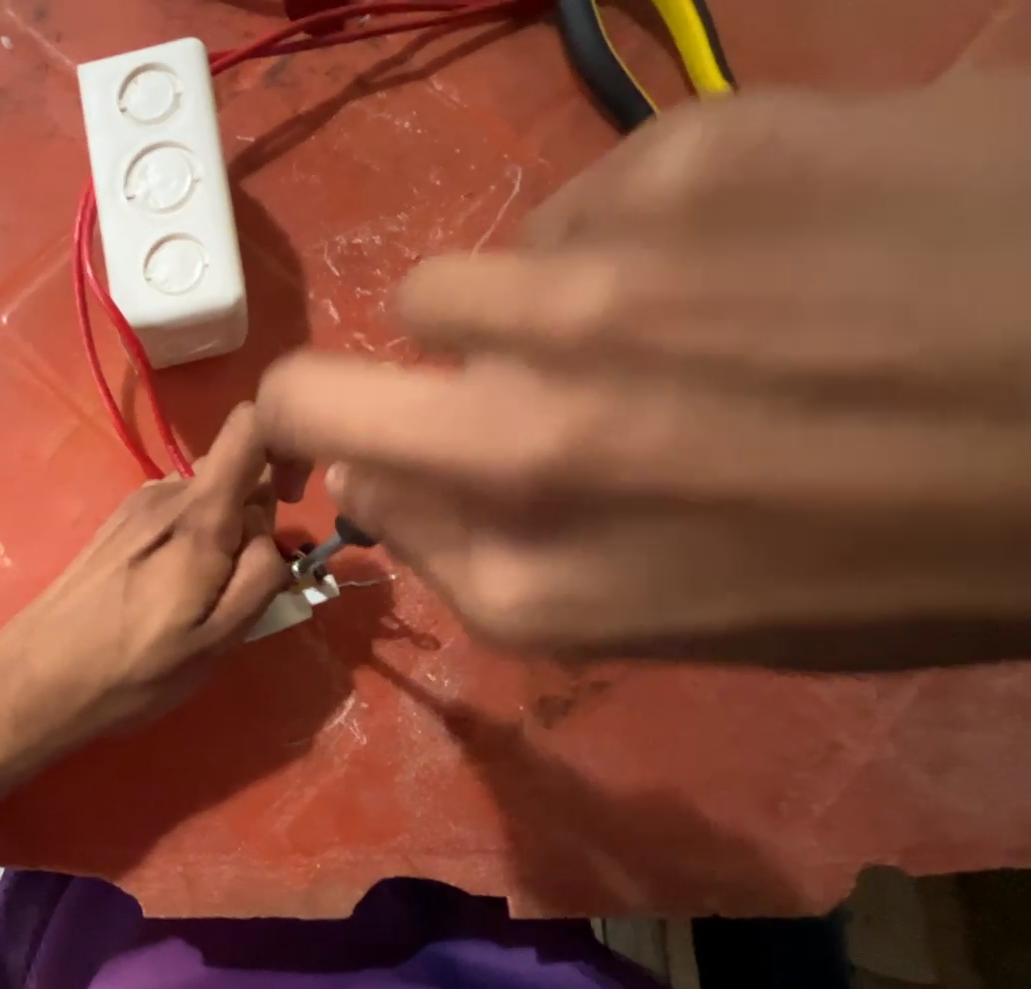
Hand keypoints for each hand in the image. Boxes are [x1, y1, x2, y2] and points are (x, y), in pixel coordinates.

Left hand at [0, 404, 287, 788]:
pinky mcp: (119, 522)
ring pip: (208, 501)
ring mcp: (138, 504)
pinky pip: (178, 516)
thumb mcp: (216, 641)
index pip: (249, 428)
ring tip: (193, 602)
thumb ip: (259, 577)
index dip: (284, 446)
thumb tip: (271, 533)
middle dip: (254, 524)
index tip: (291, 502)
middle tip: (233, 591)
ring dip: (220, 541)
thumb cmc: (132, 670)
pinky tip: (163, 594)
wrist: (38, 678)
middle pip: (237, 477)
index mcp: (197, 516)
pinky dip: (189, 546)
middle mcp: (166, 493)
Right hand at [257, 74, 1030, 667]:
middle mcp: (524, 434)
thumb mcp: (658, 616)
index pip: (333, 478)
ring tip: (640, 323)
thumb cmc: (897, 551)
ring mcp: (591, 287)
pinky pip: (576, 206)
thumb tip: (367, 477)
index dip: (349, 465)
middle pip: (310, 388)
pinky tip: (754, 250)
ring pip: (444, 289)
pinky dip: (627, 239)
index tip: (392, 459)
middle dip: (328, 396)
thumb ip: (476, 559)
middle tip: (426, 389)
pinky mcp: (690, 154)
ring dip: (506, 317)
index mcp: (530, 564)